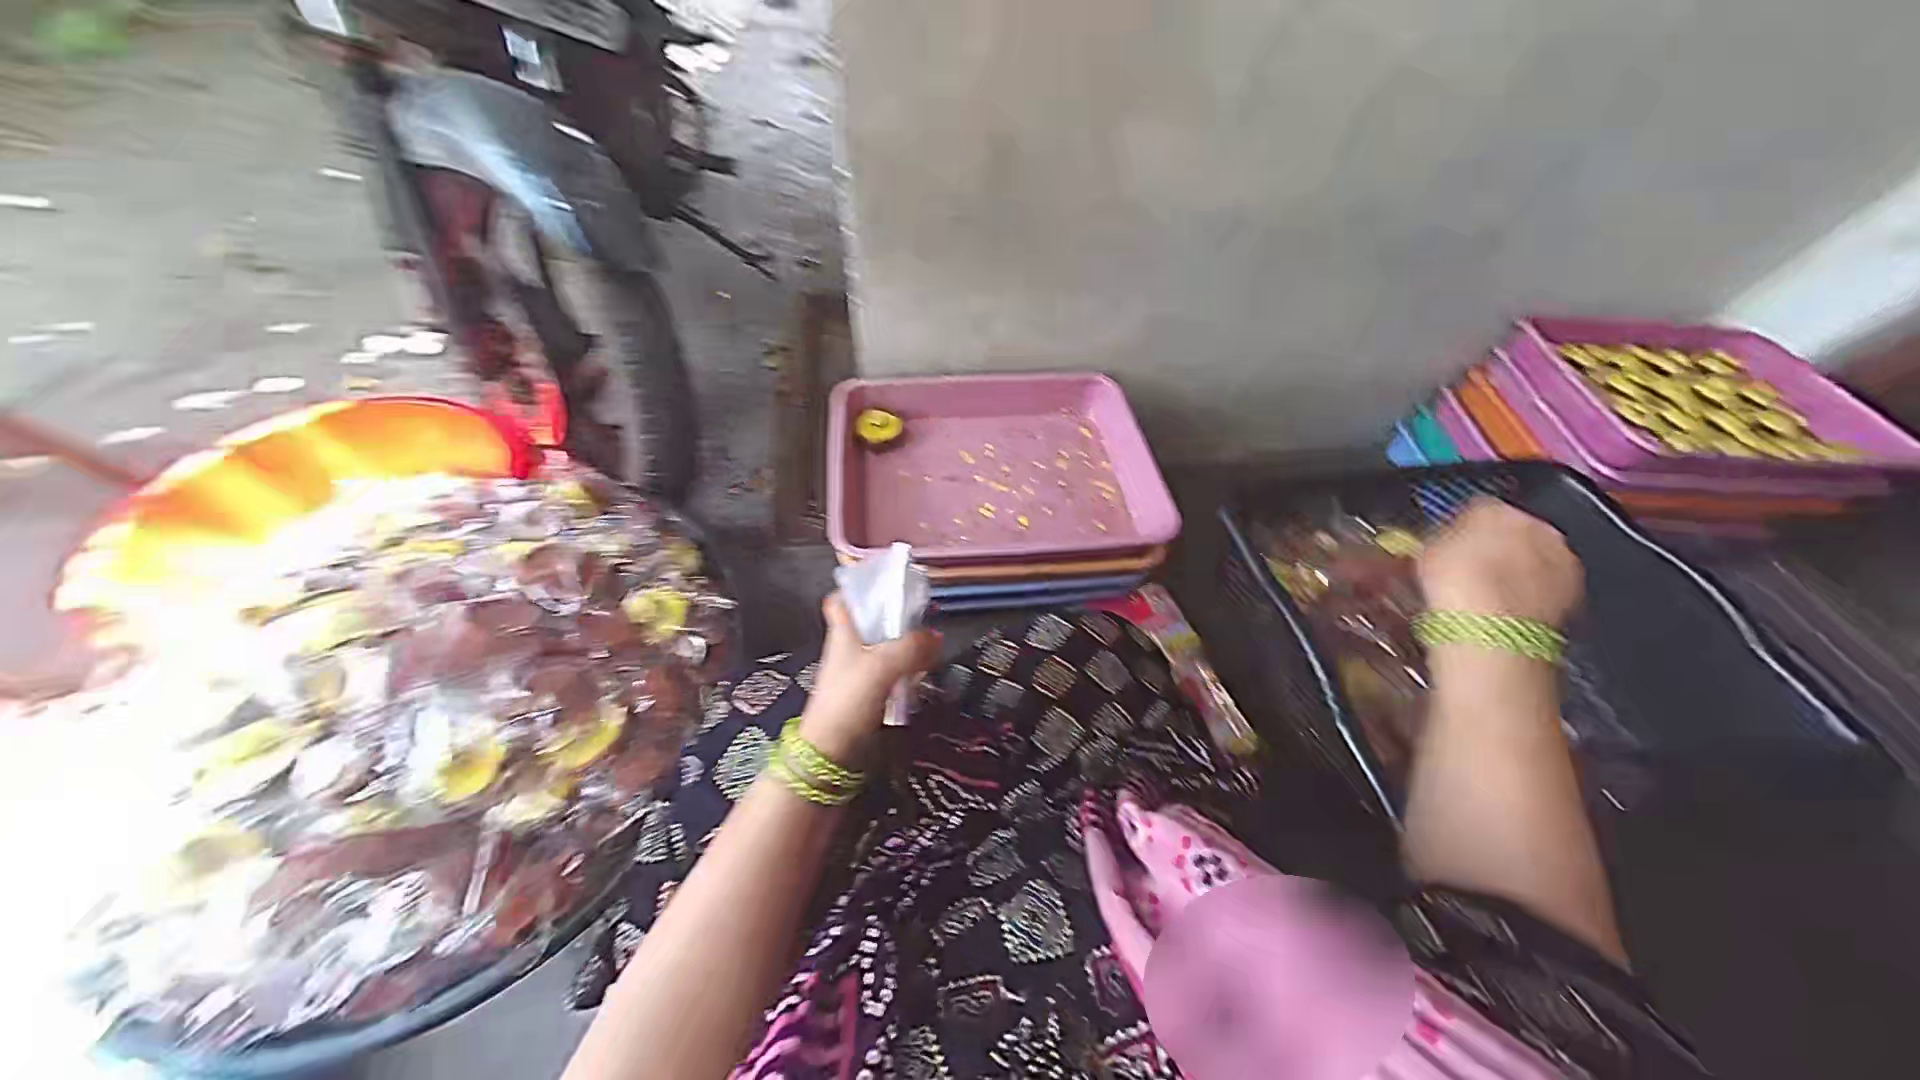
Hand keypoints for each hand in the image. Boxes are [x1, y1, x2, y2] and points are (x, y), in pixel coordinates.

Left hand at [796, 593, 941, 762]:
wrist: (832, 752)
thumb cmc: (849, 699)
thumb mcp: (883, 665)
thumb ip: (912, 646)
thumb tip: (937, 636)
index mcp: (843, 633)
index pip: (841, 600)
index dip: (858, 587)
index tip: (885, 583)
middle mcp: (849, 648)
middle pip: (872, 622)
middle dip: (897, 618)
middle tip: (924, 615)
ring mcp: (859, 672)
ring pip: (885, 648)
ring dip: (907, 647)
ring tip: (932, 646)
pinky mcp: (870, 695)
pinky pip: (892, 674)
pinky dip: (907, 671)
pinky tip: (924, 674)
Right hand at [1418, 499, 1583, 627]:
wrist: (1490, 627)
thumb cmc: (1455, 588)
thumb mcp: (1425, 553)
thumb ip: (1439, 538)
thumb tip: (1439, 541)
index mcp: (1495, 509)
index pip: (1476, 508)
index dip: (1459, 527)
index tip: (1449, 543)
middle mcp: (1534, 526)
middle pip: (1511, 530)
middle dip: (1493, 546)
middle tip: (1468, 568)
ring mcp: (1558, 556)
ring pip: (1532, 555)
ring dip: (1514, 568)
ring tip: (1486, 592)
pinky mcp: (1573, 588)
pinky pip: (1546, 582)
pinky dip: (1530, 591)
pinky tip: (1506, 606)